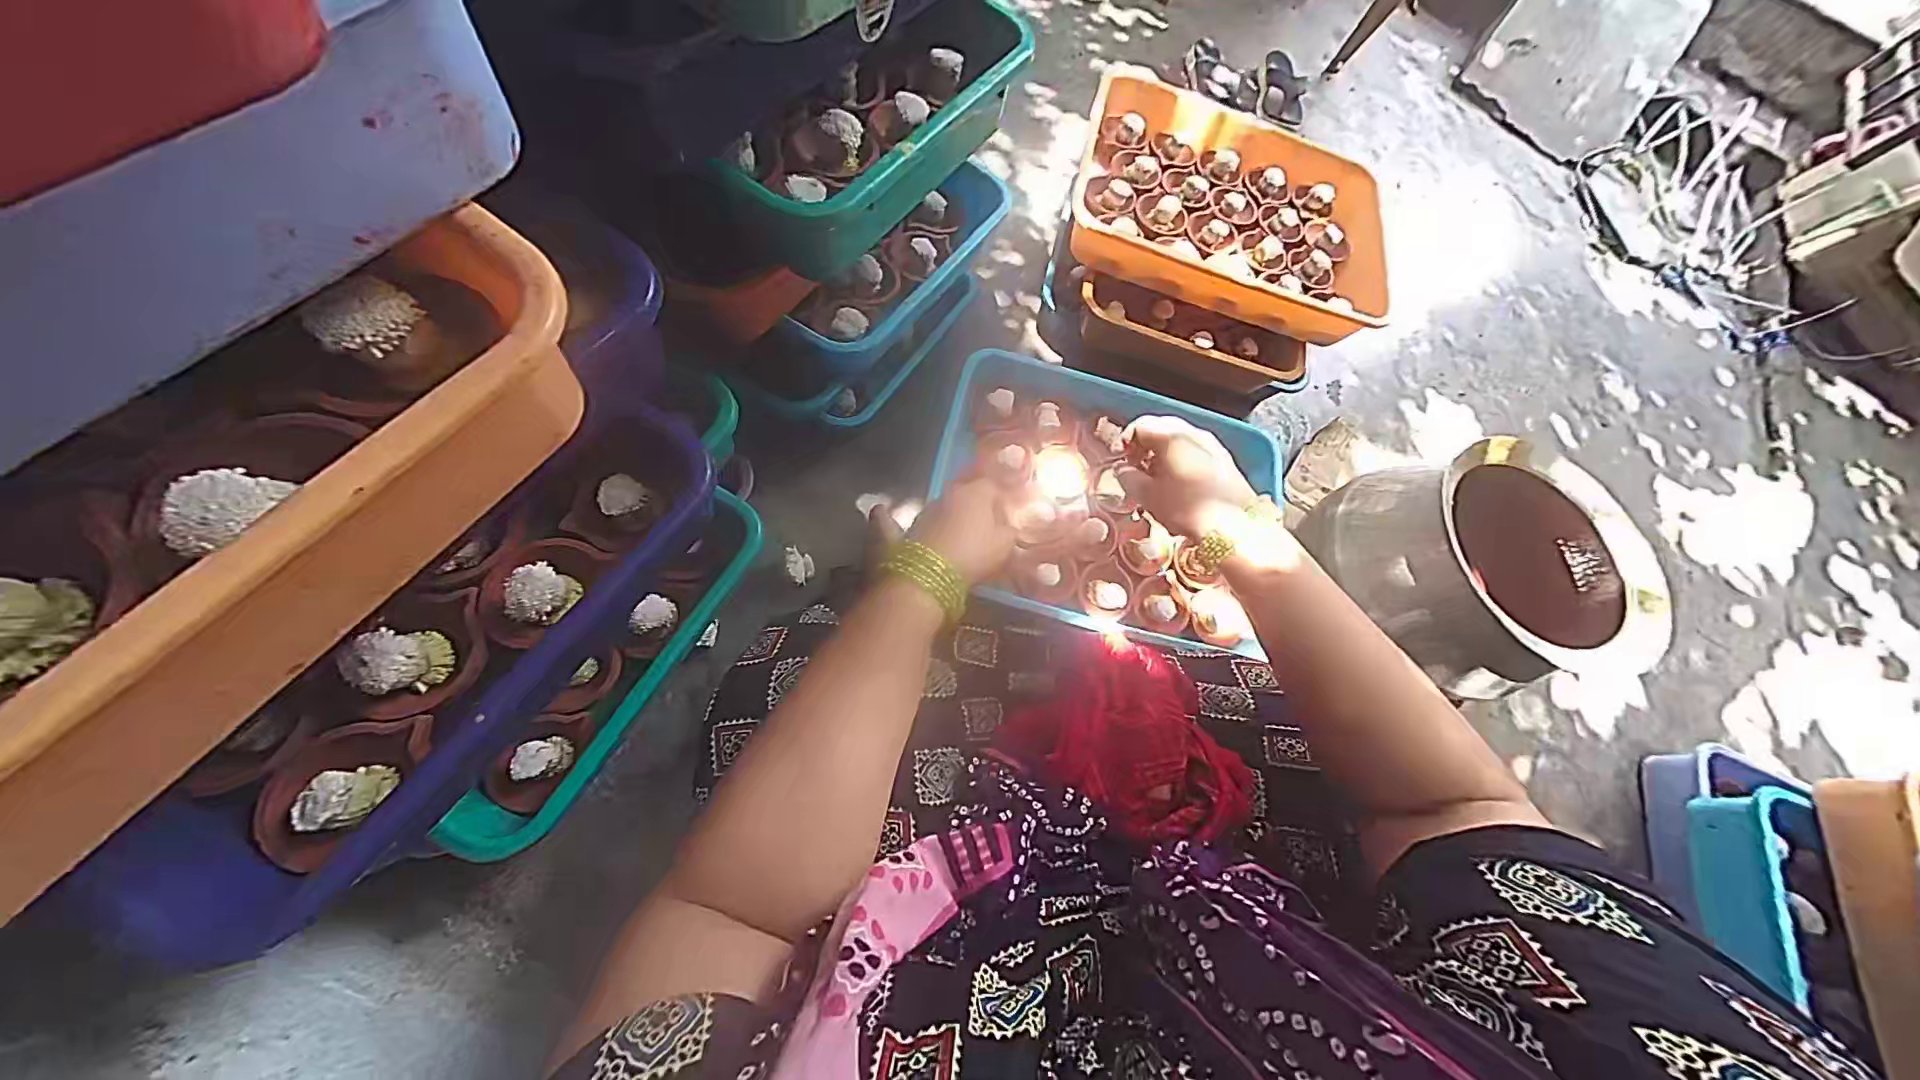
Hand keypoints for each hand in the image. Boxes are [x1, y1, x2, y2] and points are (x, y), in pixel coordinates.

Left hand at [907, 476, 1019, 583]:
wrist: (928, 570)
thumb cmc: (974, 552)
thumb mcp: (1004, 544)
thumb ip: (1010, 531)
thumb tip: (1008, 526)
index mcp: (978, 490)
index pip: (998, 483)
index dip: (1010, 491)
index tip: (1019, 497)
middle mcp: (955, 490)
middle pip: (974, 488)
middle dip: (986, 497)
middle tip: (996, 508)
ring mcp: (934, 504)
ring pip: (957, 501)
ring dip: (966, 509)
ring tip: (976, 524)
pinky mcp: (920, 520)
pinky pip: (943, 516)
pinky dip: (952, 521)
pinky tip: (956, 533)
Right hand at [1118, 415, 1259, 538]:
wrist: (1233, 526)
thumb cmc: (1186, 508)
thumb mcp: (1147, 495)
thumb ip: (1128, 477)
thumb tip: (1123, 470)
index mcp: (1171, 436)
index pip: (1140, 425)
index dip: (1125, 441)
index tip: (1120, 459)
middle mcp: (1193, 433)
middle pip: (1161, 427)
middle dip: (1144, 444)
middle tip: (1135, 466)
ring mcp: (1212, 444)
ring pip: (1180, 438)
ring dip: (1163, 452)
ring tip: (1155, 477)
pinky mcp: (1224, 459)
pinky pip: (1195, 449)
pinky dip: (1181, 459)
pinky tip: (1177, 482)